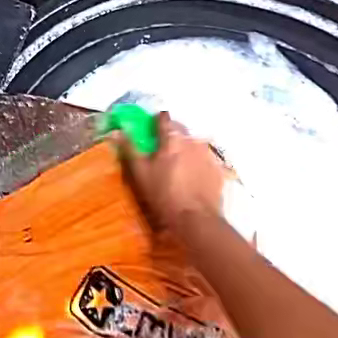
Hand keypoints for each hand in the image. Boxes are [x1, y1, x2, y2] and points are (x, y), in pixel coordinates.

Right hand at [120, 113, 230, 231]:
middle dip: (170, 134)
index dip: (156, 121)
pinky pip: (204, 159)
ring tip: (177, 166)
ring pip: (193, 144)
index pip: (164, 117)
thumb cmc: (163, 193)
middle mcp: (192, 140)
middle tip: (161, 150)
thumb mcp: (140, 172)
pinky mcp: (218, 170)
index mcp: (172, 137)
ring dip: (184, 149)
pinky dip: (196, 162)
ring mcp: (208, 155)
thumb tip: (118, 130)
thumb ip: (129, 148)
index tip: (150, 129)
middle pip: (179, 129)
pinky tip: (191, 177)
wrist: (196, 219)